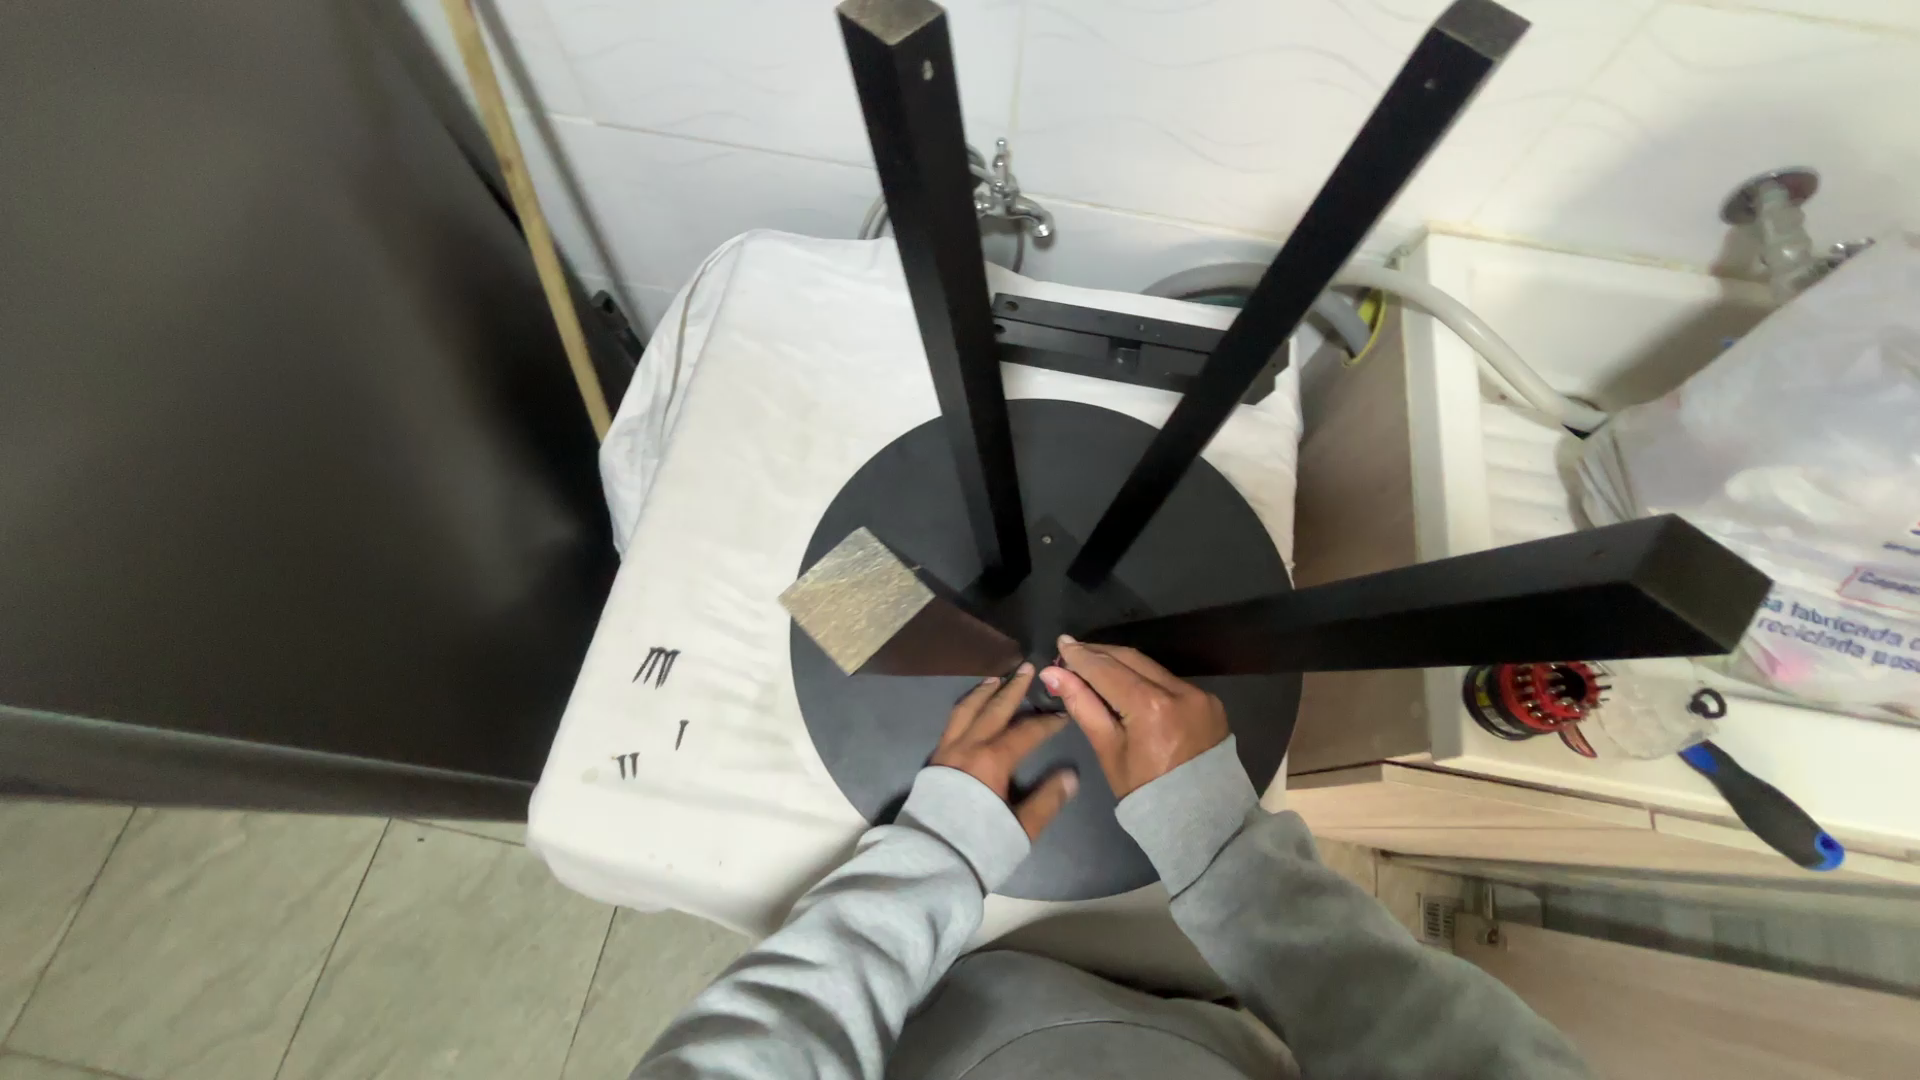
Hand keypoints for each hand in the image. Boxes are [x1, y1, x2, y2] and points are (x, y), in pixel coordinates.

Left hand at [931, 663, 1078, 840]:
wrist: (930, 861)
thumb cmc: (979, 846)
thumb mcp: (1021, 829)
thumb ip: (1047, 800)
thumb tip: (1071, 775)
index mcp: (992, 760)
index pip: (1025, 732)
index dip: (1046, 723)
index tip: (1062, 716)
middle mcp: (968, 746)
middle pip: (994, 709)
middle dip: (1013, 688)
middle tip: (1026, 667)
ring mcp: (947, 750)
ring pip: (966, 710)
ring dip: (984, 692)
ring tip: (996, 679)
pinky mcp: (934, 760)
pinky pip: (952, 721)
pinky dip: (965, 706)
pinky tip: (970, 707)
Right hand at [1040, 636, 1228, 798]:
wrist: (1202, 820)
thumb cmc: (1146, 792)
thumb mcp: (1108, 750)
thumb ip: (1082, 705)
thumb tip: (1054, 673)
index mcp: (1151, 707)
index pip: (1107, 670)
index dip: (1081, 656)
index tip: (1061, 643)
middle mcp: (1179, 691)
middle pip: (1131, 659)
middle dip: (1100, 653)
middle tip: (1072, 651)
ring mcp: (1199, 695)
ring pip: (1151, 667)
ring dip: (1122, 663)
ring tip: (1094, 664)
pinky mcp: (1210, 701)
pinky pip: (1170, 681)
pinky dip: (1145, 677)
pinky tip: (1127, 681)